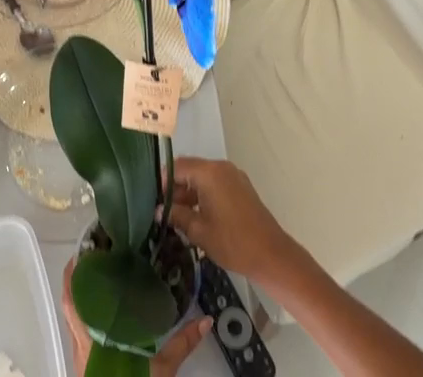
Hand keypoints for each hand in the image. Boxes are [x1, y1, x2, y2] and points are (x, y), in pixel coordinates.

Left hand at [63, 259, 210, 375]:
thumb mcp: (162, 370)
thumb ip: (181, 344)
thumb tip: (205, 321)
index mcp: (93, 338)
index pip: (74, 300)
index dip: (75, 274)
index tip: (87, 249)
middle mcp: (82, 343)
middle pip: (70, 304)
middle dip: (79, 279)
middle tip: (97, 254)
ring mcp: (81, 354)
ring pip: (74, 317)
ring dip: (83, 296)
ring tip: (102, 274)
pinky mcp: (85, 365)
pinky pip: (80, 331)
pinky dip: (88, 314)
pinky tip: (106, 309)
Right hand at [168, 158, 301, 286]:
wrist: (271, 255)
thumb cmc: (232, 242)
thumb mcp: (198, 231)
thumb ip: (177, 215)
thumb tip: (159, 210)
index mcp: (209, 173)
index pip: (177, 167)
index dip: (162, 182)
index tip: (151, 200)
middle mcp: (221, 168)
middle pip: (190, 170)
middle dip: (174, 188)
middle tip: (161, 210)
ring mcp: (233, 176)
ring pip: (202, 178)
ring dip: (188, 193)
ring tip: (175, 216)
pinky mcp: (240, 187)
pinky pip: (214, 184)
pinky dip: (202, 195)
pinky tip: (194, 216)